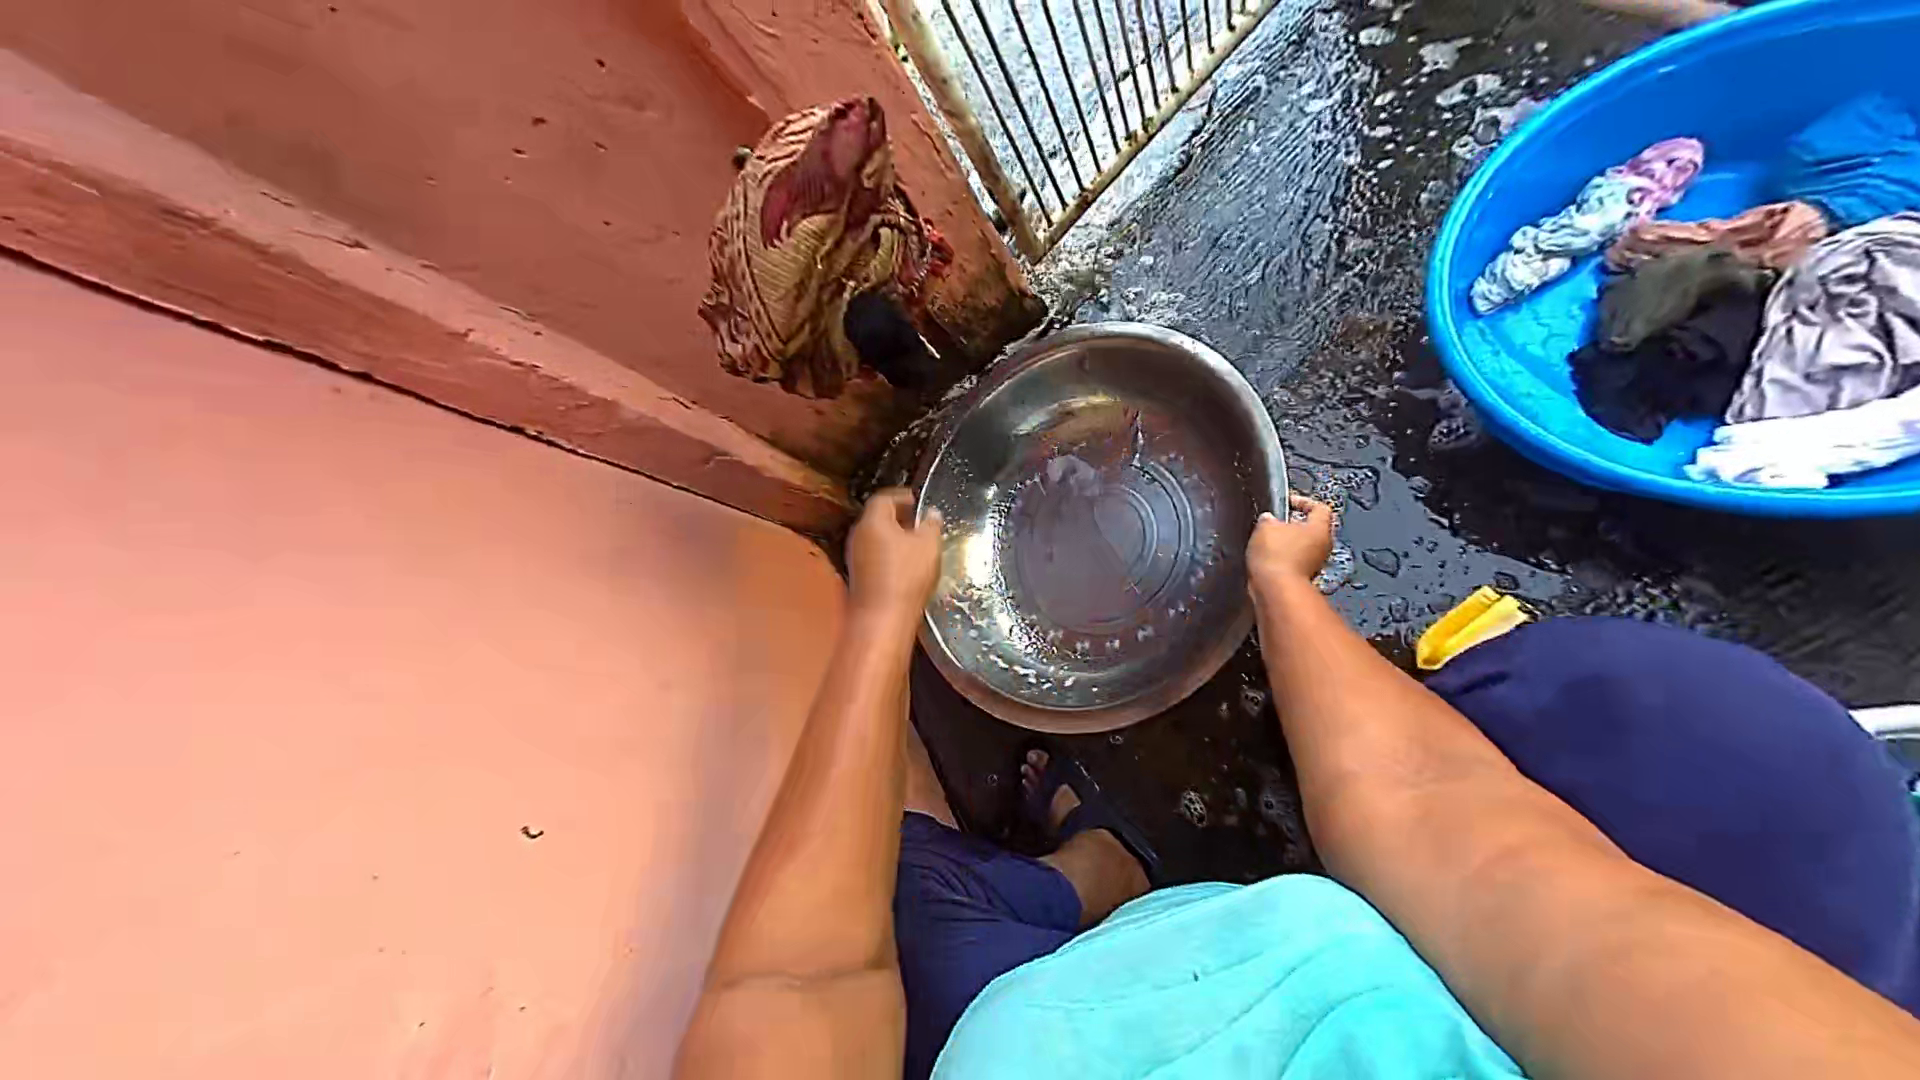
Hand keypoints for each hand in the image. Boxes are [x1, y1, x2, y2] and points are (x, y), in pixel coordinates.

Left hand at [846, 488, 943, 619]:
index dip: (902, 496)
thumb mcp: (928, 545)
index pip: (884, 497)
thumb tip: (932, 513)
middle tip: (920, 521)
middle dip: (899, 516)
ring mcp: (855, 557)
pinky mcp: (859, 576)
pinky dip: (889, 553)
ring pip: (876, 537)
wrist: (883, 618)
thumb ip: (931, 524)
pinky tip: (906, 565)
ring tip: (917, 544)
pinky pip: (875, 555)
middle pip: (878, 517)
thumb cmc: (907, 576)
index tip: (918, 501)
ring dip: (895, 537)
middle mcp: (859, 535)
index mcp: (873, 521)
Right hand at [1247, 494, 1333, 592]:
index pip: (1319, 508)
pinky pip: (1293, 561)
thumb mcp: (1266, 526)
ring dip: (1286, 542)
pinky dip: (1281, 557)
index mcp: (1320, 528)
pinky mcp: (1302, 577)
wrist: (1275, 589)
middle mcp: (1323, 546)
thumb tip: (1269, 519)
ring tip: (1266, 541)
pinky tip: (1266, 558)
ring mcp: (1315, 564)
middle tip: (1273, 522)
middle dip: (1292, 524)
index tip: (1286, 502)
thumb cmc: (1276, 554)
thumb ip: (1269, 519)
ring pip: (1302, 545)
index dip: (1302, 501)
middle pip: (1311, 528)